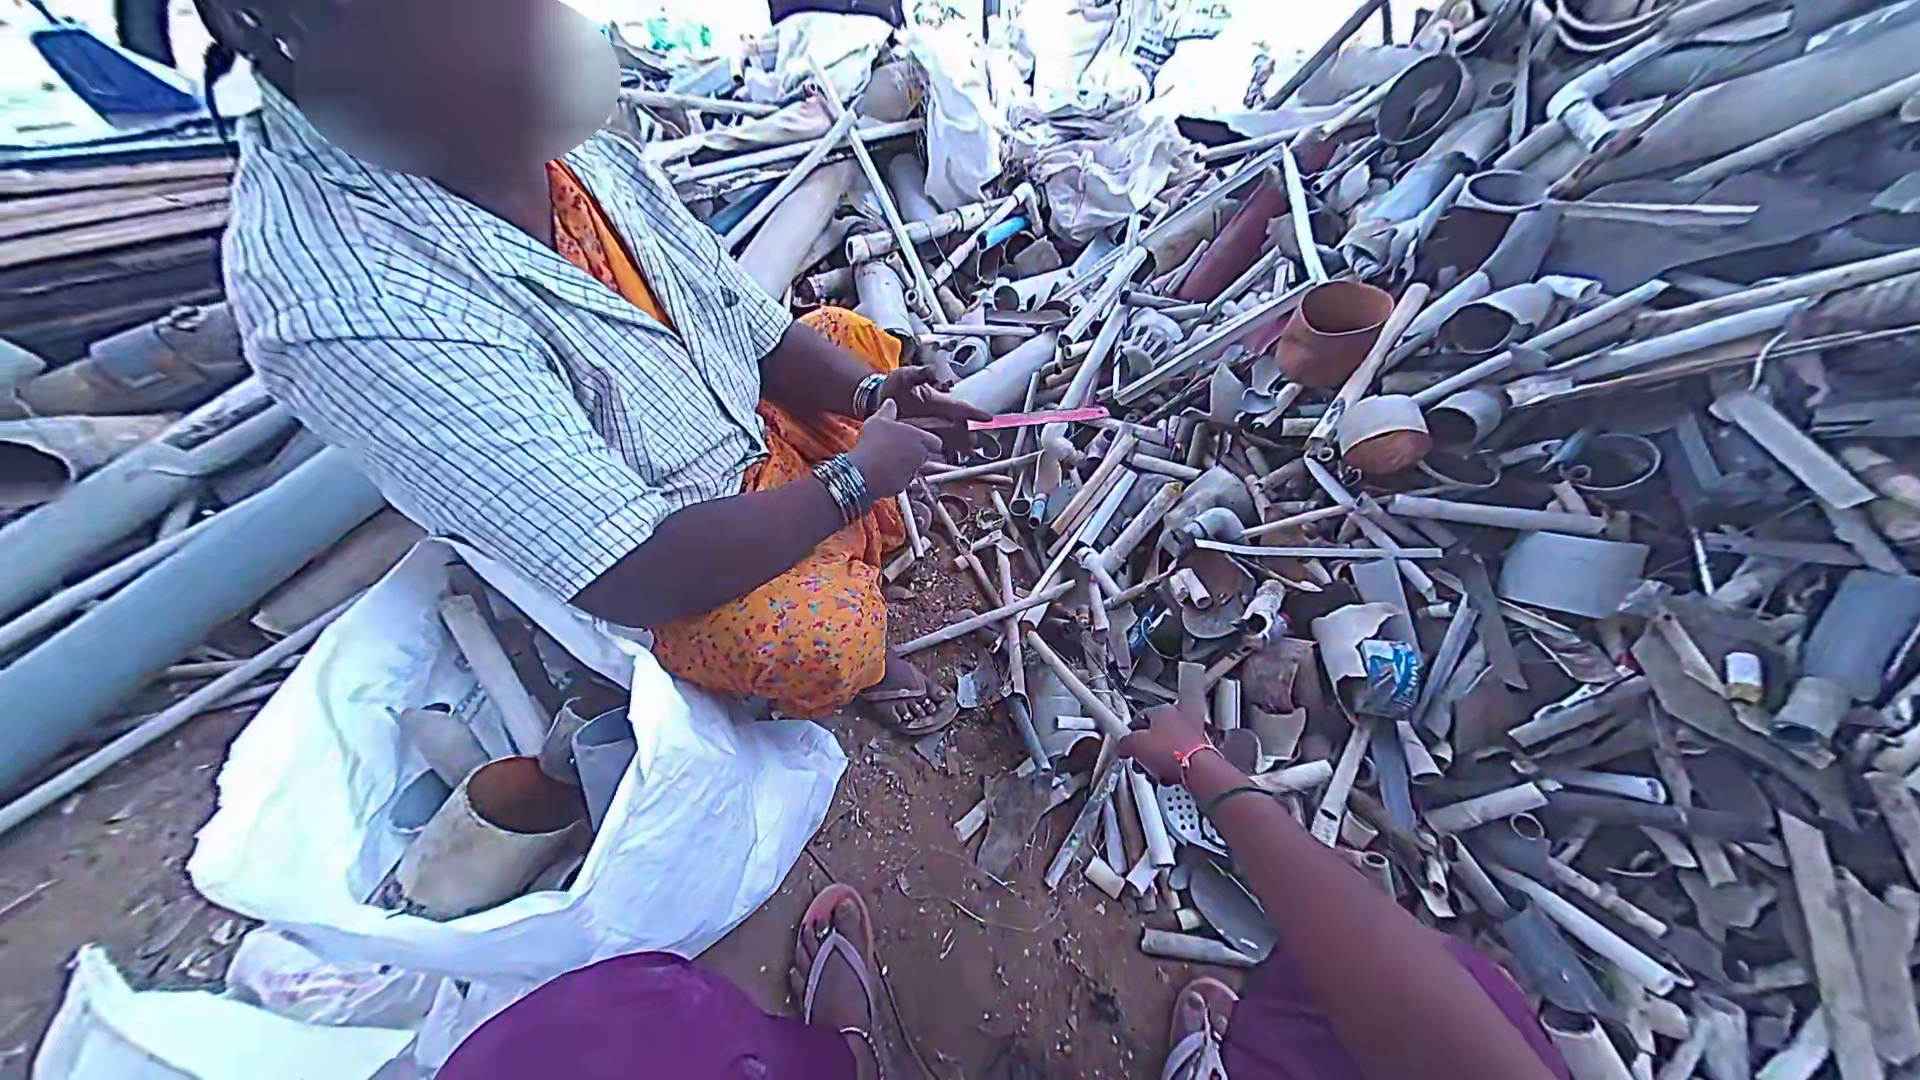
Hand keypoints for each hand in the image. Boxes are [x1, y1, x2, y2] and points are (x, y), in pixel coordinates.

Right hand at [847, 399, 941, 500]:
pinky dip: (896, 477)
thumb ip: (888, 411)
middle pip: (925, 455)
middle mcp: (920, 456)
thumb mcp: (878, 420)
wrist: (862, 471)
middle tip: (901, 448)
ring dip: (906, 465)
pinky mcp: (902, 485)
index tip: (920, 439)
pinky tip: (883, 471)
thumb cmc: (873, 443)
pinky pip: (902, 480)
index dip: (930, 441)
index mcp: (918, 438)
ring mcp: (912, 472)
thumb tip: (891, 403)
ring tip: (889, 459)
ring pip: (914, 468)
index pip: (936, 442)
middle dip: (916, 452)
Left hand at [880, 367, 988, 457]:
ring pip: (951, 438)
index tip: (987, 418)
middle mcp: (938, 415)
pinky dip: (946, 453)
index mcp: (938, 401)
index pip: (960, 407)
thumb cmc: (892, 386)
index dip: (974, 413)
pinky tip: (952, 459)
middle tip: (976, 443)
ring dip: (961, 445)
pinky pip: (938, 446)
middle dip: (969, 434)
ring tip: (969, 453)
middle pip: (959, 426)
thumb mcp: (904, 375)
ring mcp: (931, 427)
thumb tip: (933, 371)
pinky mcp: (922, 437)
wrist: (877, 400)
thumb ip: (918, 374)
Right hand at [1119, 704, 1212, 785]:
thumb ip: (1124, 742)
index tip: (1126, 743)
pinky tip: (1167, 776)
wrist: (1199, 771)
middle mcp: (1179, 718)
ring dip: (1157, 761)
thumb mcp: (1135, 745)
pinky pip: (1178, 758)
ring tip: (1153, 772)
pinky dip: (1172, 767)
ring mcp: (1191, 734)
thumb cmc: (1172, 752)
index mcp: (1163, 710)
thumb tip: (1123, 745)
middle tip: (1138, 760)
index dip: (1130, 732)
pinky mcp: (1200, 751)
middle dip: (1144, 750)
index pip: (1140, 717)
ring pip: (1166, 748)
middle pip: (1154, 734)